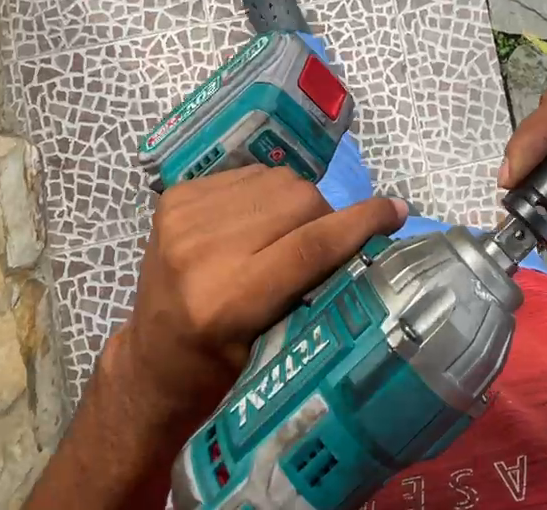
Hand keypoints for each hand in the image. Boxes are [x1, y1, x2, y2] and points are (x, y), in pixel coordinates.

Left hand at [104, 167, 406, 423]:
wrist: (149, 362)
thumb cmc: (220, 372)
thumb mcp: (275, 345)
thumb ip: (314, 289)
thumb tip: (368, 241)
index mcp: (227, 301)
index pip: (310, 246)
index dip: (360, 223)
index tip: (396, 210)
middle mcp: (201, 252)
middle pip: (298, 201)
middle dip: (327, 216)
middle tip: (325, 244)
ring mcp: (183, 219)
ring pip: (276, 180)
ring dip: (296, 202)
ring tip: (287, 233)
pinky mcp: (174, 197)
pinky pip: (248, 174)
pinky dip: (264, 193)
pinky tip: (256, 221)